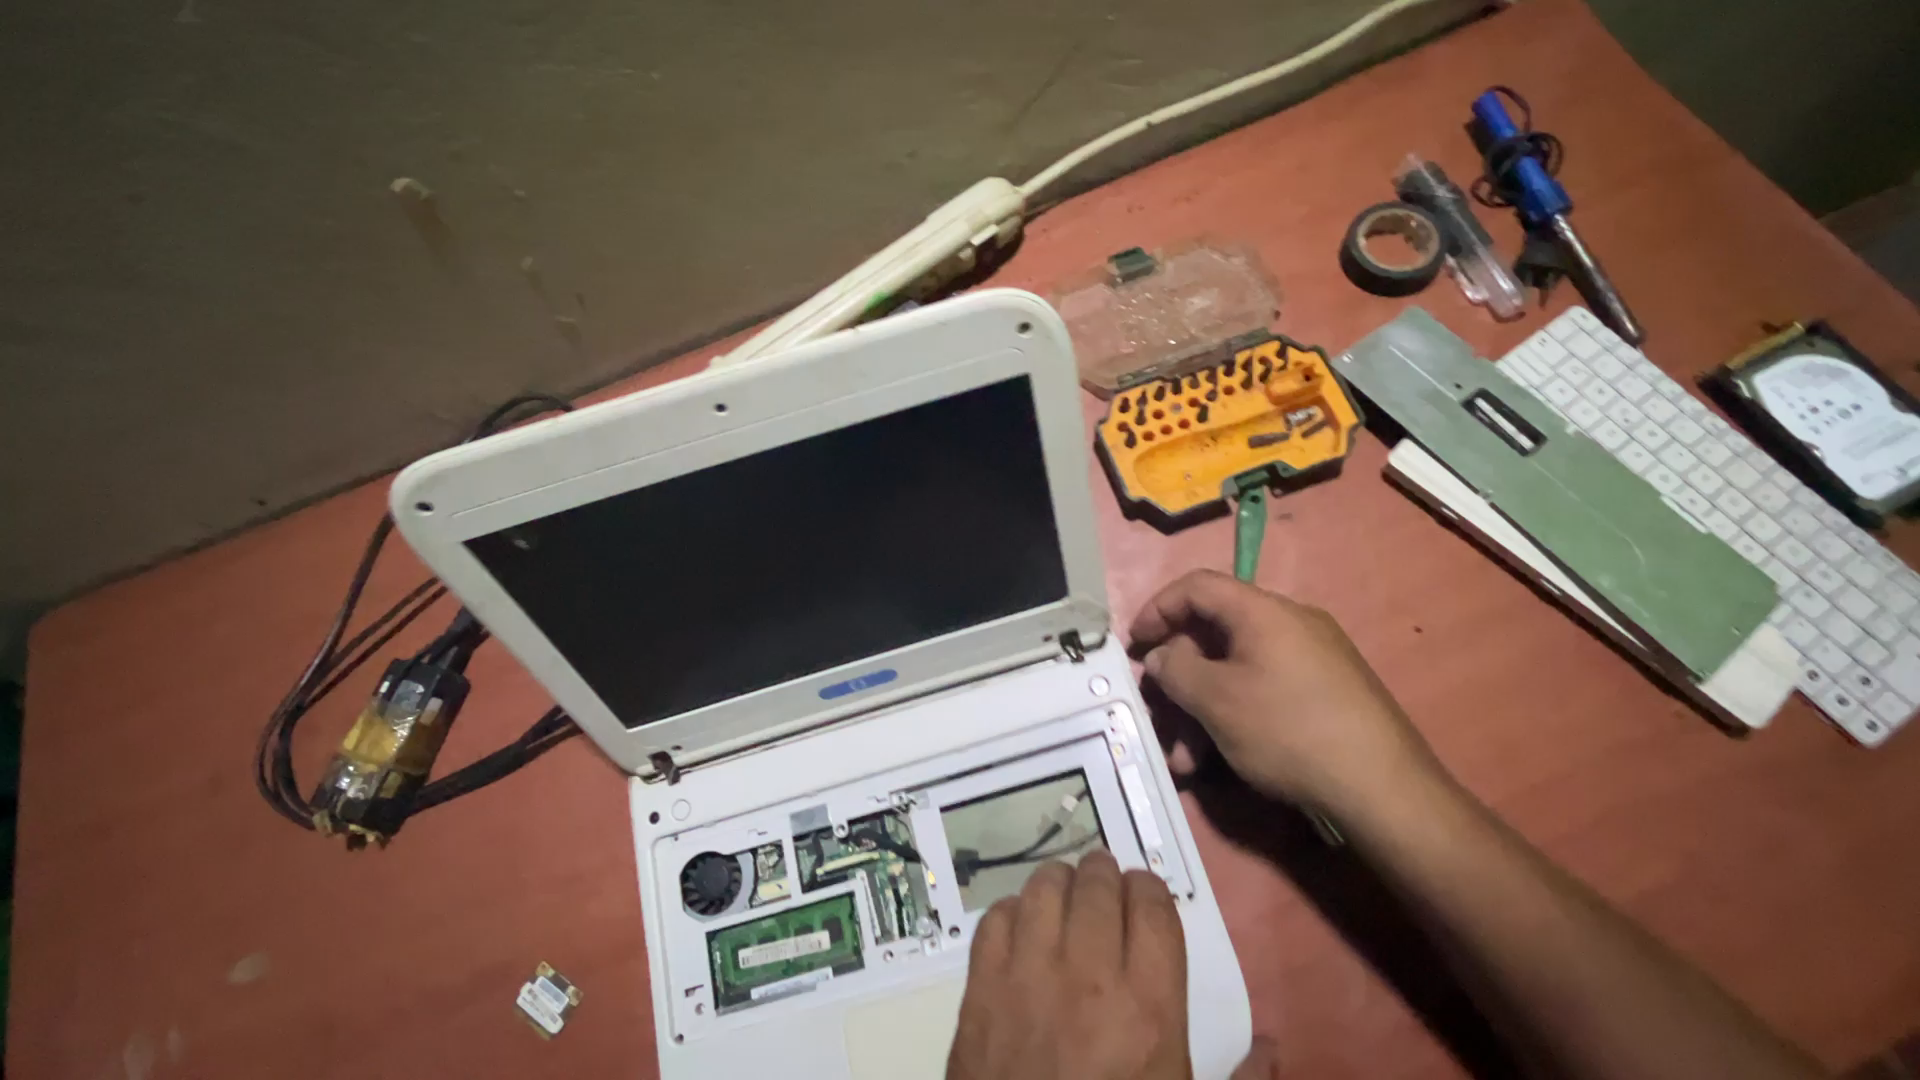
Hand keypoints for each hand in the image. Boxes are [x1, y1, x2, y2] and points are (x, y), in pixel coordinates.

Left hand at [947, 853, 1189, 1079]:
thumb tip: (1272, 1047)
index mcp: (1149, 1006)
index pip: (1153, 905)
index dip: (1150, 889)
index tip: (1145, 895)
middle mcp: (1088, 974)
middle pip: (1097, 884)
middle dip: (1104, 875)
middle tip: (1105, 884)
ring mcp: (1027, 976)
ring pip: (1043, 888)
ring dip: (1058, 883)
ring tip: (1065, 895)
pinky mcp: (981, 989)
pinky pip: (994, 919)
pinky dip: (1011, 912)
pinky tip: (1022, 929)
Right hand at [1127, 569, 1446, 821]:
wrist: (1384, 788)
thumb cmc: (1289, 731)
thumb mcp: (1217, 701)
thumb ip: (1175, 670)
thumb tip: (1161, 656)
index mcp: (1264, 612)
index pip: (1197, 586)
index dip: (1158, 609)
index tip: (1133, 645)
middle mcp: (1290, 625)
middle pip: (1215, 633)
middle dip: (1178, 675)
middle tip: (1157, 710)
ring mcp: (1311, 659)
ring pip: (1236, 671)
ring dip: (1201, 710)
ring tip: (1184, 759)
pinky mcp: (1325, 693)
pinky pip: (1263, 690)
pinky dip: (1233, 717)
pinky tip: (1218, 762)